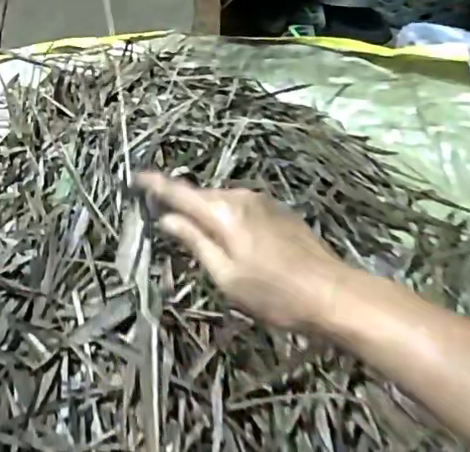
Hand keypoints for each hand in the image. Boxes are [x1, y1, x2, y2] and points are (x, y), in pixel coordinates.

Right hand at [136, 171, 351, 331]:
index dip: (155, 184)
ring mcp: (261, 200)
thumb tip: (167, 219)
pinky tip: (240, 247)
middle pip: (201, 197)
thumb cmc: (274, 293)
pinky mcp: (277, 209)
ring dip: (209, 217)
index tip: (136, 177)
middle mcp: (239, 196)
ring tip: (211, 248)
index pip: (179, 192)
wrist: (333, 292)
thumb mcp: (226, 276)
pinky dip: (230, 220)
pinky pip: (241, 208)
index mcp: (221, 211)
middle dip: (184, 208)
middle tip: (171, 228)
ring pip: (222, 203)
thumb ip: (194, 242)